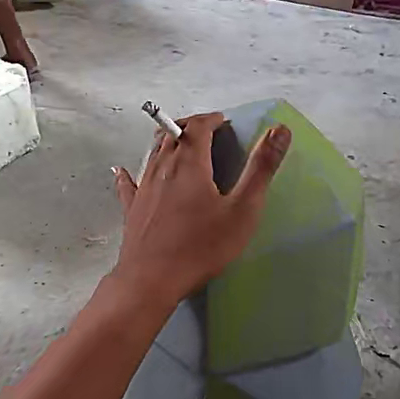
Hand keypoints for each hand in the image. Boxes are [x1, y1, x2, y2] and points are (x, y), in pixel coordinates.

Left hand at [110, 113, 288, 305]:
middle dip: (190, 126)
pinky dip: (128, 172)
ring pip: (152, 154)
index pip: (197, 127)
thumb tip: (278, 130)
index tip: (223, 121)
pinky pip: (128, 183)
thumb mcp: (242, 209)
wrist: (152, 278)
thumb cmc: (201, 246)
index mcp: (189, 164)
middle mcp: (162, 168)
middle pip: (173, 135)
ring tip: (180, 143)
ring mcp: (143, 188)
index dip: (211, 120)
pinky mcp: (131, 209)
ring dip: (167, 143)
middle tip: (206, 130)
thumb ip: (260, 168)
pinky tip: (120, 170)